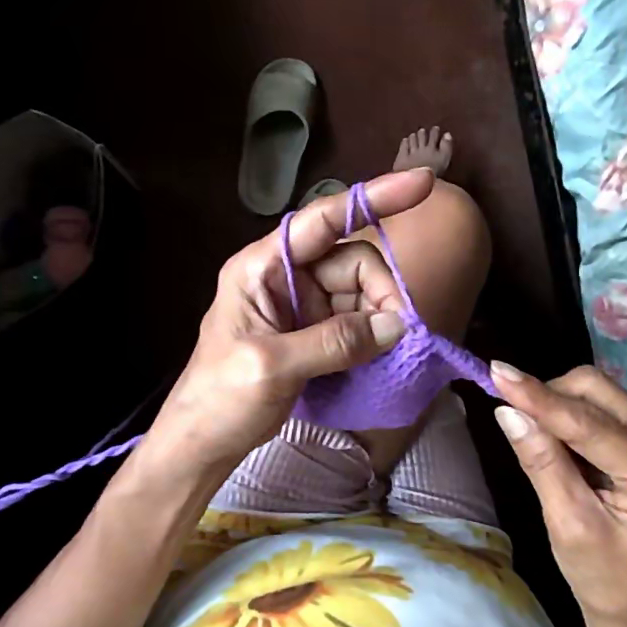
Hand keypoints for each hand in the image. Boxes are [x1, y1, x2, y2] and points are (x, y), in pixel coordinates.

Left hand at [140, 168, 436, 480]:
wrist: (202, 443)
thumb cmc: (220, 398)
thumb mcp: (273, 366)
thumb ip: (334, 342)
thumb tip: (396, 326)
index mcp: (261, 267)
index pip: (323, 220)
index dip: (373, 197)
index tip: (424, 183)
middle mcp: (282, 277)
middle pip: (351, 260)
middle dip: (381, 289)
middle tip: (399, 334)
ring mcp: (298, 306)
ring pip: (358, 292)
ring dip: (379, 316)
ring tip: (385, 354)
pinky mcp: (309, 334)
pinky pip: (353, 321)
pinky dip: (371, 334)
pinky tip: (378, 356)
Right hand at [488, 364, 626, 626]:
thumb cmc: (601, 574)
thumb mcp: (566, 523)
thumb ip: (541, 462)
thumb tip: (507, 411)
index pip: (590, 425)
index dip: (539, 397)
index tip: (497, 372)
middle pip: (599, 393)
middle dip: (549, 396)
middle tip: (510, 412)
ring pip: (599, 394)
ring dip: (557, 403)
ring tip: (534, 434)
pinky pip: (601, 408)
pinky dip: (567, 413)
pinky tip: (552, 437)